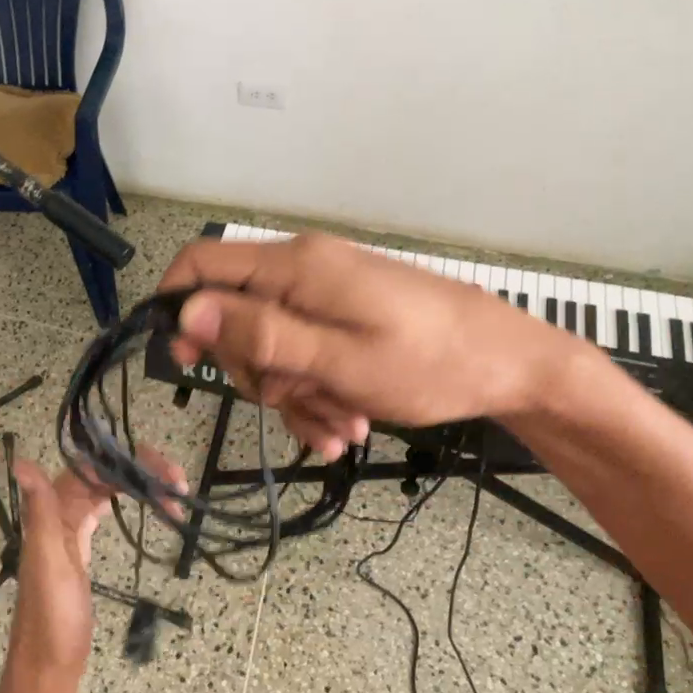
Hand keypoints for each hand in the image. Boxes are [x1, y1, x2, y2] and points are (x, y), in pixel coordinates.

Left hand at [7, 451, 186, 675]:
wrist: (48, 665)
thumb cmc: (52, 617)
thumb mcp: (48, 560)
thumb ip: (40, 510)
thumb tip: (20, 461)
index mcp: (51, 511)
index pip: (92, 468)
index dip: (127, 462)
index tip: (165, 472)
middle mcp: (57, 513)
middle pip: (102, 474)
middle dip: (140, 471)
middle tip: (180, 483)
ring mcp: (69, 530)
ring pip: (105, 491)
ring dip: (138, 486)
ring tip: (176, 495)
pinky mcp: (79, 548)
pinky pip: (103, 510)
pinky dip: (126, 503)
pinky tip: (145, 503)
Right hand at [159, 233, 585, 459]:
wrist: (512, 366)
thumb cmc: (430, 364)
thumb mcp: (338, 360)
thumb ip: (261, 333)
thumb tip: (187, 310)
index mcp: (295, 267)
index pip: (202, 263)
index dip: (180, 308)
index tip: (188, 361)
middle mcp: (303, 270)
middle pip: (233, 315)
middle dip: (254, 371)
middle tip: (291, 404)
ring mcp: (325, 293)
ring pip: (269, 344)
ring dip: (291, 394)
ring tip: (336, 428)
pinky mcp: (343, 315)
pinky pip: (303, 353)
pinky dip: (314, 391)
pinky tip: (344, 425)